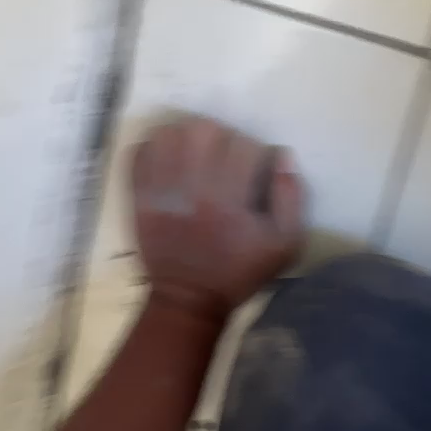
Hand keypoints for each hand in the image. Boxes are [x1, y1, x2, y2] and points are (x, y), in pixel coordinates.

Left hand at [131, 116, 307, 322]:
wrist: (187, 301)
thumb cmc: (238, 272)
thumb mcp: (284, 244)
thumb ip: (292, 198)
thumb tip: (282, 157)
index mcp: (229, 199)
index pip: (243, 145)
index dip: (253, 151)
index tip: (253, 167)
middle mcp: (192, 188)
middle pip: (204, 130)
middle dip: (220, 135)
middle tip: (224, 153)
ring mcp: (160, 190)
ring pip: (169, 133)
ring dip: (187, 135)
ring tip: (196, 151)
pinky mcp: (138, 196)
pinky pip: (139, 152)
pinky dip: (154, 146)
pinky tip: (169, 158)